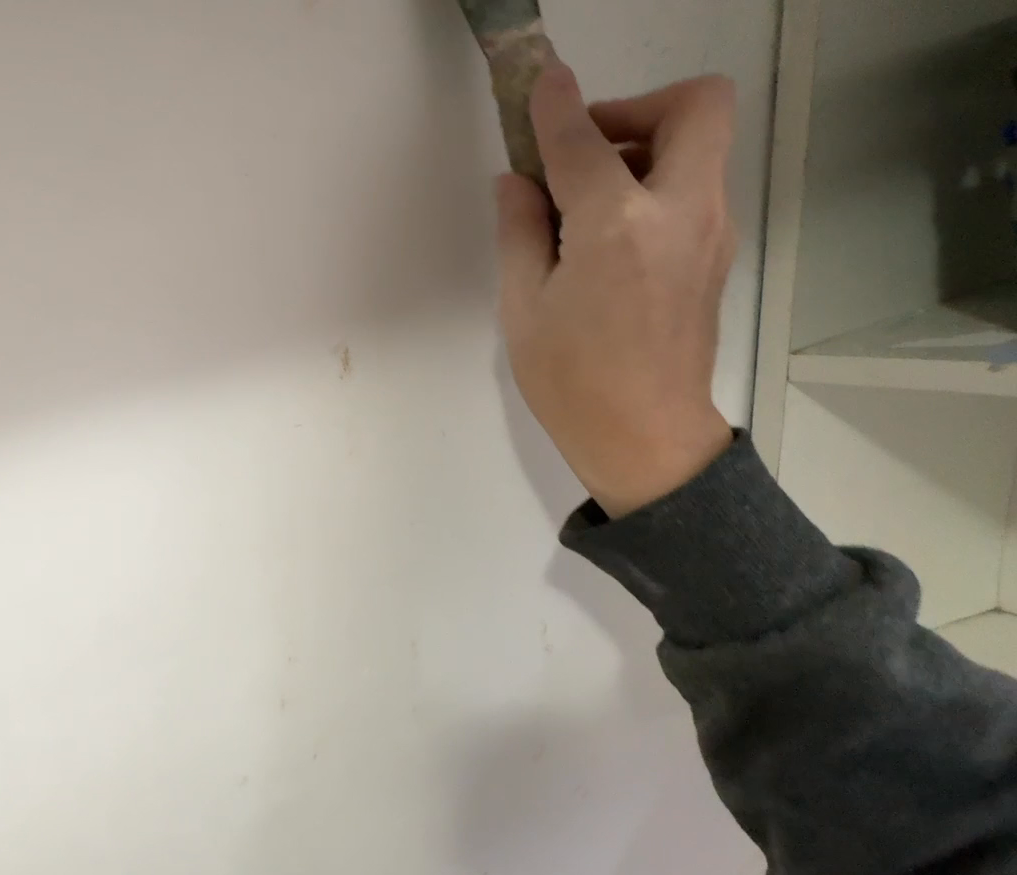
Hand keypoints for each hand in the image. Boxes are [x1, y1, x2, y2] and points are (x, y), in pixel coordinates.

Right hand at [496, 66, 738, 518]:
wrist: (644, 431)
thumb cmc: (569, 377)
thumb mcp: (523, 307)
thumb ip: (520, 232)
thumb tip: (517, 183)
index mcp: (616, 226)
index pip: (585, 142)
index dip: (557, 106)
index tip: (540, 83)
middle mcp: (679, 210)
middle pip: (696, 106)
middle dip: (638, 107)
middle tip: (585, 146)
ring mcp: (710, 227)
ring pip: (699, 145)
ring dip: (644, 147)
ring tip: (584, 199)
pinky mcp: (716, 250)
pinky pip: (693, 186)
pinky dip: (653, 183)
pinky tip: (607, 234)